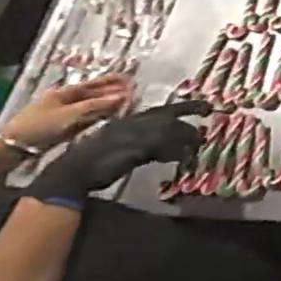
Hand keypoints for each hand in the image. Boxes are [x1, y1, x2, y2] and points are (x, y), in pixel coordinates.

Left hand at [0, 76, 132, 149]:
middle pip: (92, 95)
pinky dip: (101, 116)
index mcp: (64, 93)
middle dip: (112, 92)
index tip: (128, 79)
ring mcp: (66, 115)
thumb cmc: (41, 125)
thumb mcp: (71, 114)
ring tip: (126, 102)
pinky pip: (89, 119)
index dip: (110, 82)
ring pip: (92, 107)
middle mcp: (65, 101)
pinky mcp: (66, 128)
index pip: (91, 84)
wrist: (18, 146)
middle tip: (132, 90)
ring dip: (108, 104)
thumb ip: (97, 105)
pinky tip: (111, 116)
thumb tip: (122, 97)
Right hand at [25, 100, 208, 205]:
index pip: (162, 110)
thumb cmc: (93, 165)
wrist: (72, 173)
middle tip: (208, 118)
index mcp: (127, 121)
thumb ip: (148, 147)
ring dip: (185, 139)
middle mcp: (130, 123)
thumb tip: (174, 151)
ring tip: (196, 148)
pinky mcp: (133, 148)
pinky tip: (182, 161)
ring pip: (169, 130)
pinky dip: (176, 153)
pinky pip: (163, 146)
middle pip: (169, 116)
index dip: (185, 107)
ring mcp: (131, 134)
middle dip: (189, 117)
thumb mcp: (126, 150)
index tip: (207, 106)